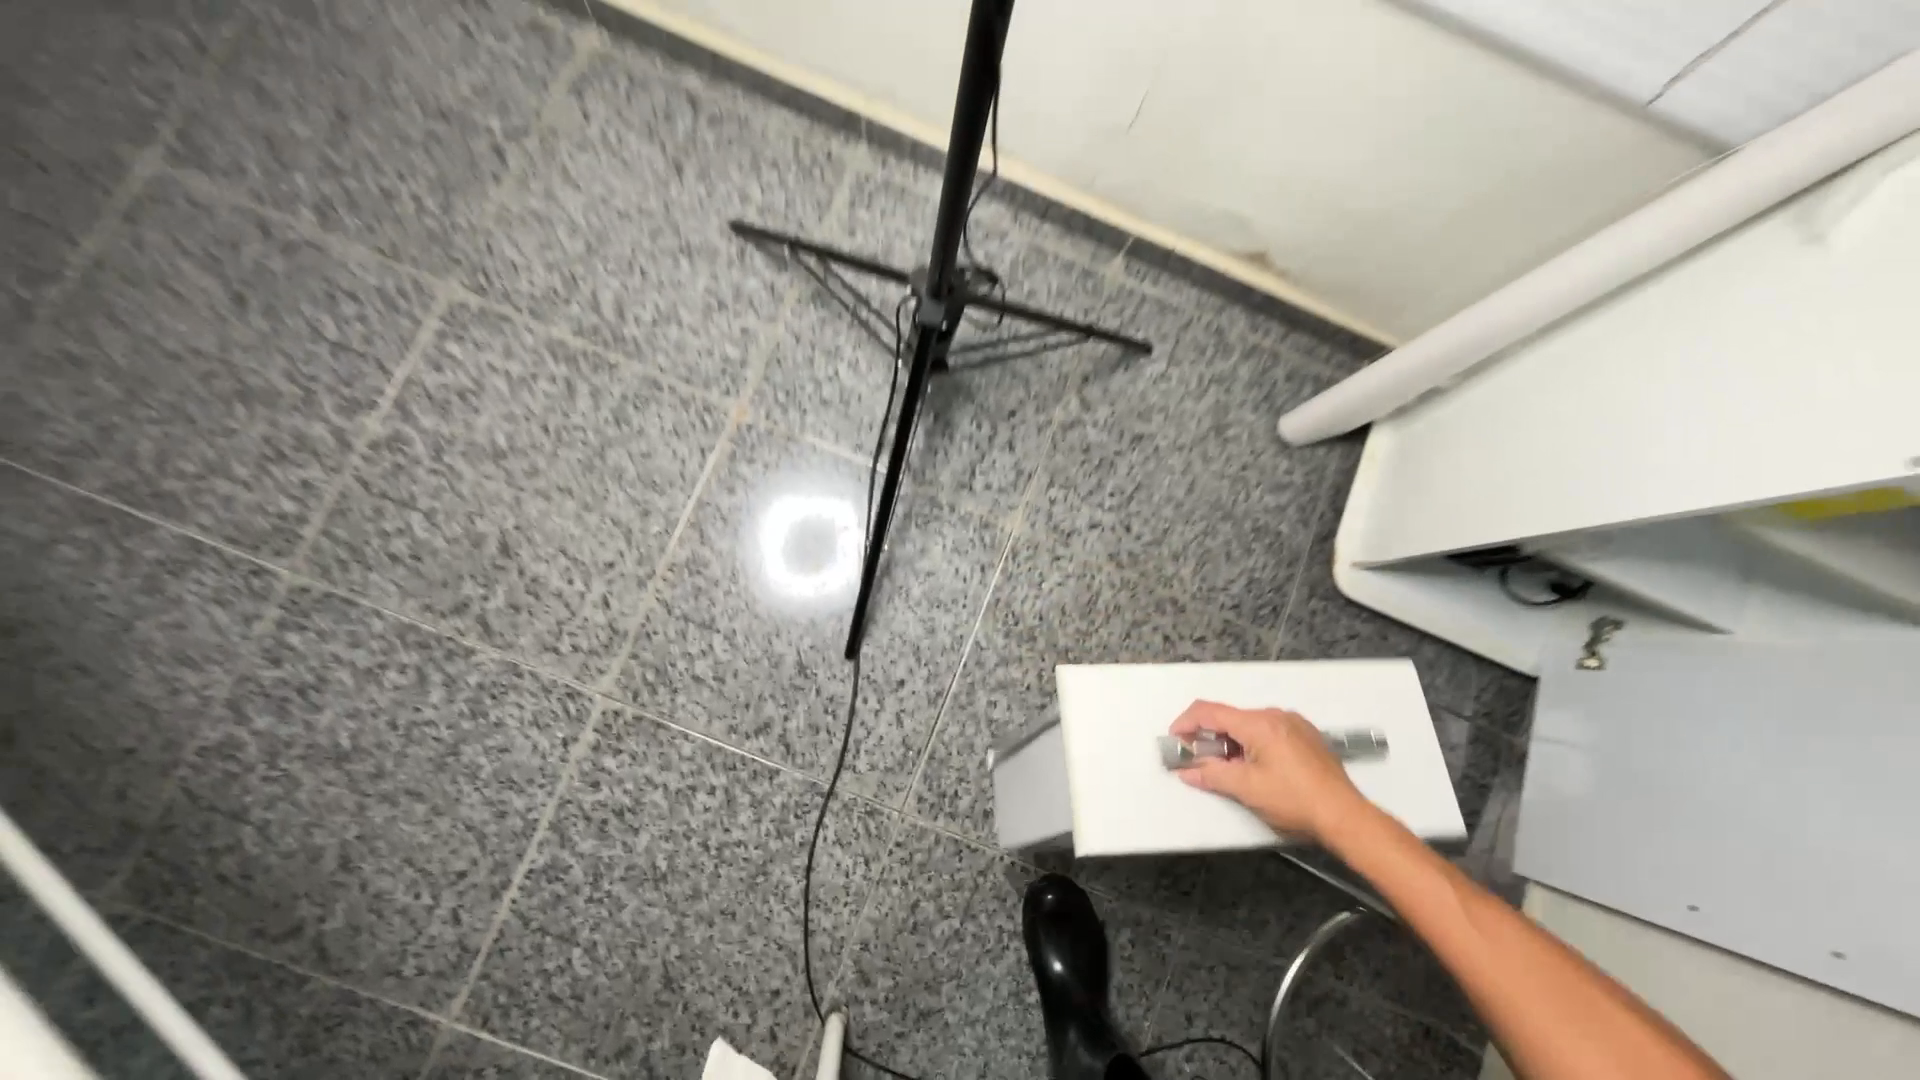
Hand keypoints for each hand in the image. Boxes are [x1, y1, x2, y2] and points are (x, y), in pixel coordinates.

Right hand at [1169, 701, 1366, 838]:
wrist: (1345, 816)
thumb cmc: (1294, 801)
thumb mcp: (1246, 789)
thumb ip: (1211, 775)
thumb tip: (1186, 770)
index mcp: (1259, 723)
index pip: (1210, 712)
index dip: (1186, 723)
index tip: (1174, 741)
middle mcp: (1276, 716)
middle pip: (1230, 718)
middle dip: (1209, 738)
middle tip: (1200, 762)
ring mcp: (1295, 725)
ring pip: (1249, 726)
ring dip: (1232, 743)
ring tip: (1229, 771)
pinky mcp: (1307, 737)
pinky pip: (1269, 732)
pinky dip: (1252, 745)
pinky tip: (1256, 769)